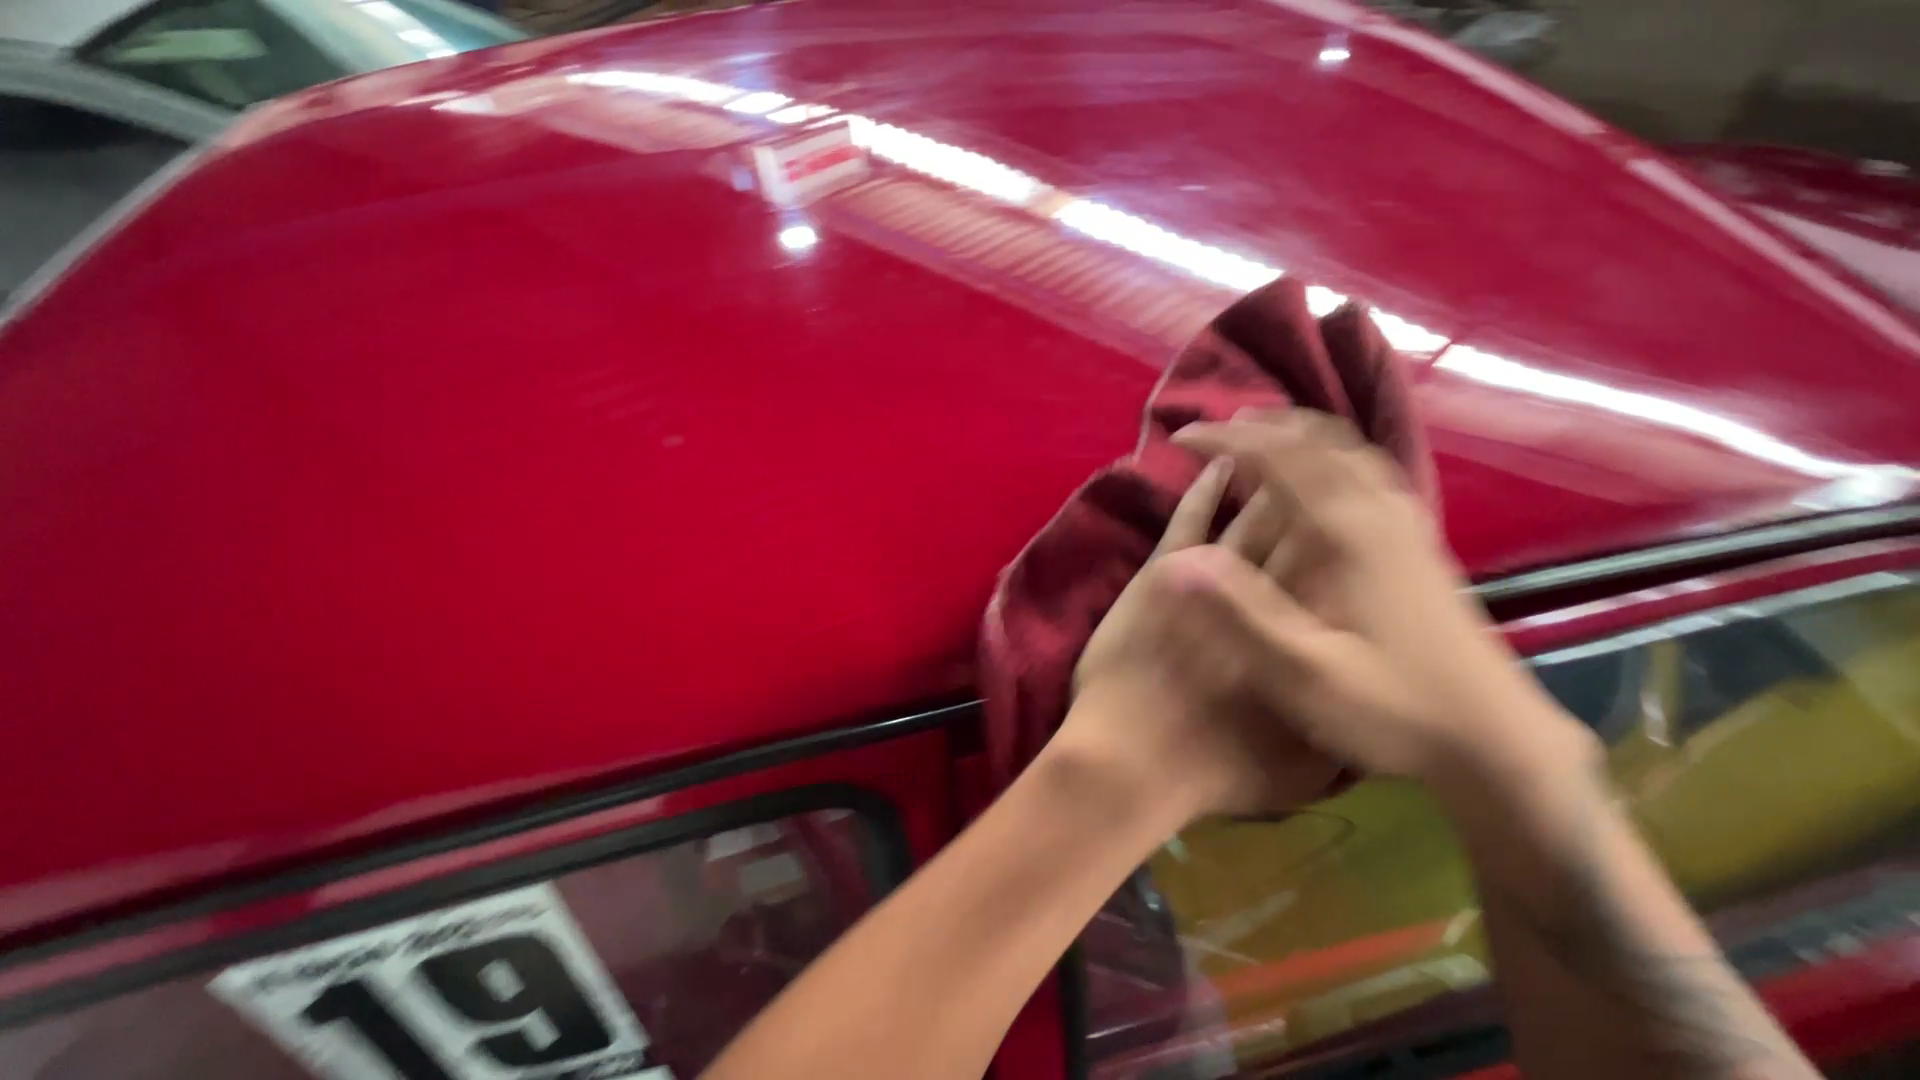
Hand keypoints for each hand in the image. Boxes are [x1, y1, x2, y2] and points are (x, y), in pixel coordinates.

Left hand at [1067, 459, 1345, 819]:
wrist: (1140, 759)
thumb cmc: (1220, 772)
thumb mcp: (1302, 772)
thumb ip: (1337, 741)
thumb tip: (1362, 718)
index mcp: (1310, 638)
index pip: (1341, 581)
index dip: (1355, 549)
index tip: (1369, 524)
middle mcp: (1271, 597)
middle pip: (1303, 538)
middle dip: (1318, 504)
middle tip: (1333, 470)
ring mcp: (1214, 578)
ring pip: (1252, 520)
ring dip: (1269, 485)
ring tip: (1287, 450)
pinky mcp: (1165, 572)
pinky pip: (1190, 520)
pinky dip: (1204, 491)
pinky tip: (1219, 463)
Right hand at [1168, 410, 1596, 783]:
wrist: (1496, 741)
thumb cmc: (1394, 710)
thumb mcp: (1306, 674)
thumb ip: (1244, 614)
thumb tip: (1180, 558)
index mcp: (1350, 537)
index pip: (1281, 461)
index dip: (1228, 441)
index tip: (1182, 435)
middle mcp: (1381, 517)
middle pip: (1321, 443)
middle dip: (1264, 428)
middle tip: (1219, 430)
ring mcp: (1409, 530)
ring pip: (1352, 455)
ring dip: (1302, 437)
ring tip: (1264, 440)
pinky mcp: (1422, 549)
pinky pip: (1373, 476)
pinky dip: (1335, 459)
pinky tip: (1327, 481)